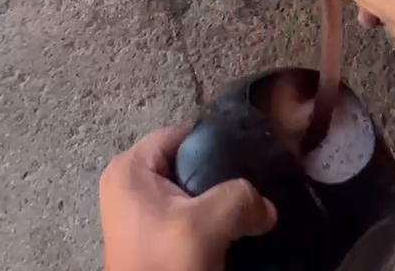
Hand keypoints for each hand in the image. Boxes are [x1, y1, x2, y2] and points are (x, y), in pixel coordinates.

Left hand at [100, 125, 276, 270]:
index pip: (180, 135)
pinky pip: (181, 215)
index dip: (214, 144)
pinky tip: (225, 236)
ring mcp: (135, 210)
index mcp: (130, 166)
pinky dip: (203, 224)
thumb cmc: (165, 265)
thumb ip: (238, 200)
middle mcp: (128, 181)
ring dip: (213, 206)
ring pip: (186, 193)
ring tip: (241, 215)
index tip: (246, 161)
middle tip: (247, 193)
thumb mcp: (205, 226)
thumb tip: (266, 206)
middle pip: (184, 164)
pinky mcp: (147, 235)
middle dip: (216, 178)